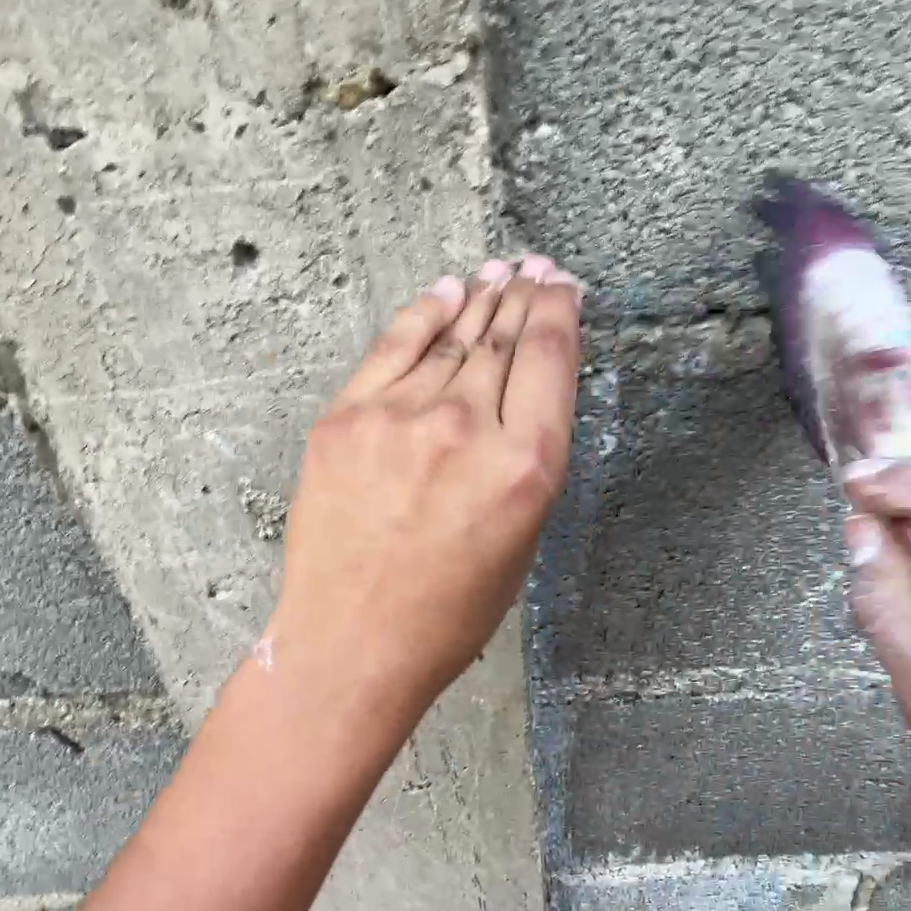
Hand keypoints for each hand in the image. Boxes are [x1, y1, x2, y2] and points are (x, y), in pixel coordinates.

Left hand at [264, 256, 581, 713]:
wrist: (353, 641)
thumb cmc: (448, 611)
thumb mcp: (521, 540)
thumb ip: (526, 462)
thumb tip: (521, 401)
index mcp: (525, 466)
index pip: (551, 358)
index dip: (560, 311)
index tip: (563, 288)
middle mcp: (468, 427)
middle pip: (503, 338)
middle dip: (524, 296)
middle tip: (535, 269)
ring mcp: (401, 417)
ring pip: (452, 337)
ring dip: (480, 300)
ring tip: (497, 272)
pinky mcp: (347, 418)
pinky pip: (392, 348)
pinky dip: (423, 314)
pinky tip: (446, 292)